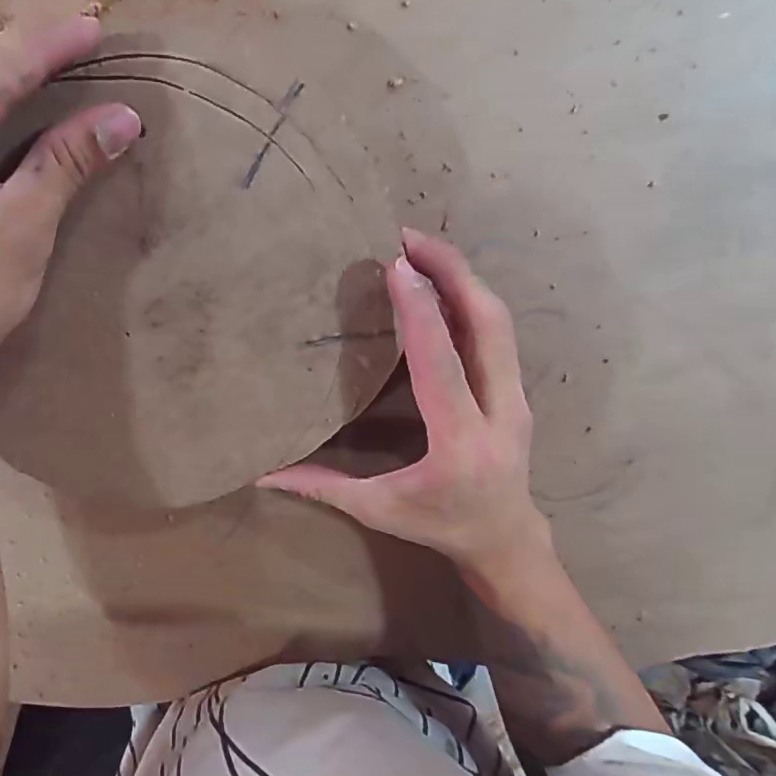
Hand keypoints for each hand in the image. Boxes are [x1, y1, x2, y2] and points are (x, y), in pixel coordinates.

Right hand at [259, 229, 549, 579]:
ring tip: (424, 248)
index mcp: (459, 441)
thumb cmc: (437, 525)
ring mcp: (515, 396)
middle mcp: (498, 410)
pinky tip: (444, 282)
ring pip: (500, 323)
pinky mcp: (515, 389)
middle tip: (412, 238)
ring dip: (464, 279)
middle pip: (489, 326)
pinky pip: (497, 333)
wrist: (506, 538)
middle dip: (454, 274)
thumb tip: (260, 474)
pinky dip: (471, 299)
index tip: (399, 267)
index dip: (422, 314)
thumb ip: (320, 487)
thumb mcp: (375, 510)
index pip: (441, 366)